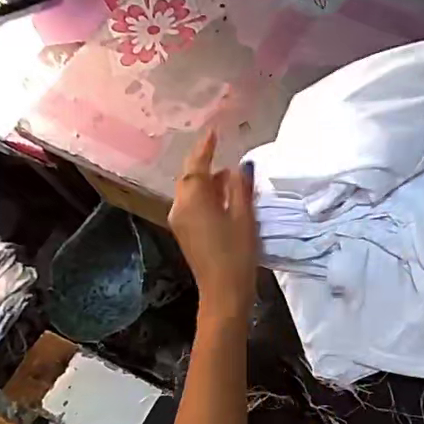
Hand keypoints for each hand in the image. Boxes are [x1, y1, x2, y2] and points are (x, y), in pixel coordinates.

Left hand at [169, 130, 257, 325]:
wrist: (223, 292)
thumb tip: (239, 167)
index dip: (205, 148)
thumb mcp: (243, 216)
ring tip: (227, 174)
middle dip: (203, 163)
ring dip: (205, 180)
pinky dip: (204, 195)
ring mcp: (180, 221)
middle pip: (189, 178)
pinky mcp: (186, 233)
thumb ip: (239, 187)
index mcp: (193, 199)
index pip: (196, 165)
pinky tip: (221, 196)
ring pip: (190, 192)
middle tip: (218, 149)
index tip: (214, 132)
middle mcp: (180, 207)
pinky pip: (192, 205)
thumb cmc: (236, 253)